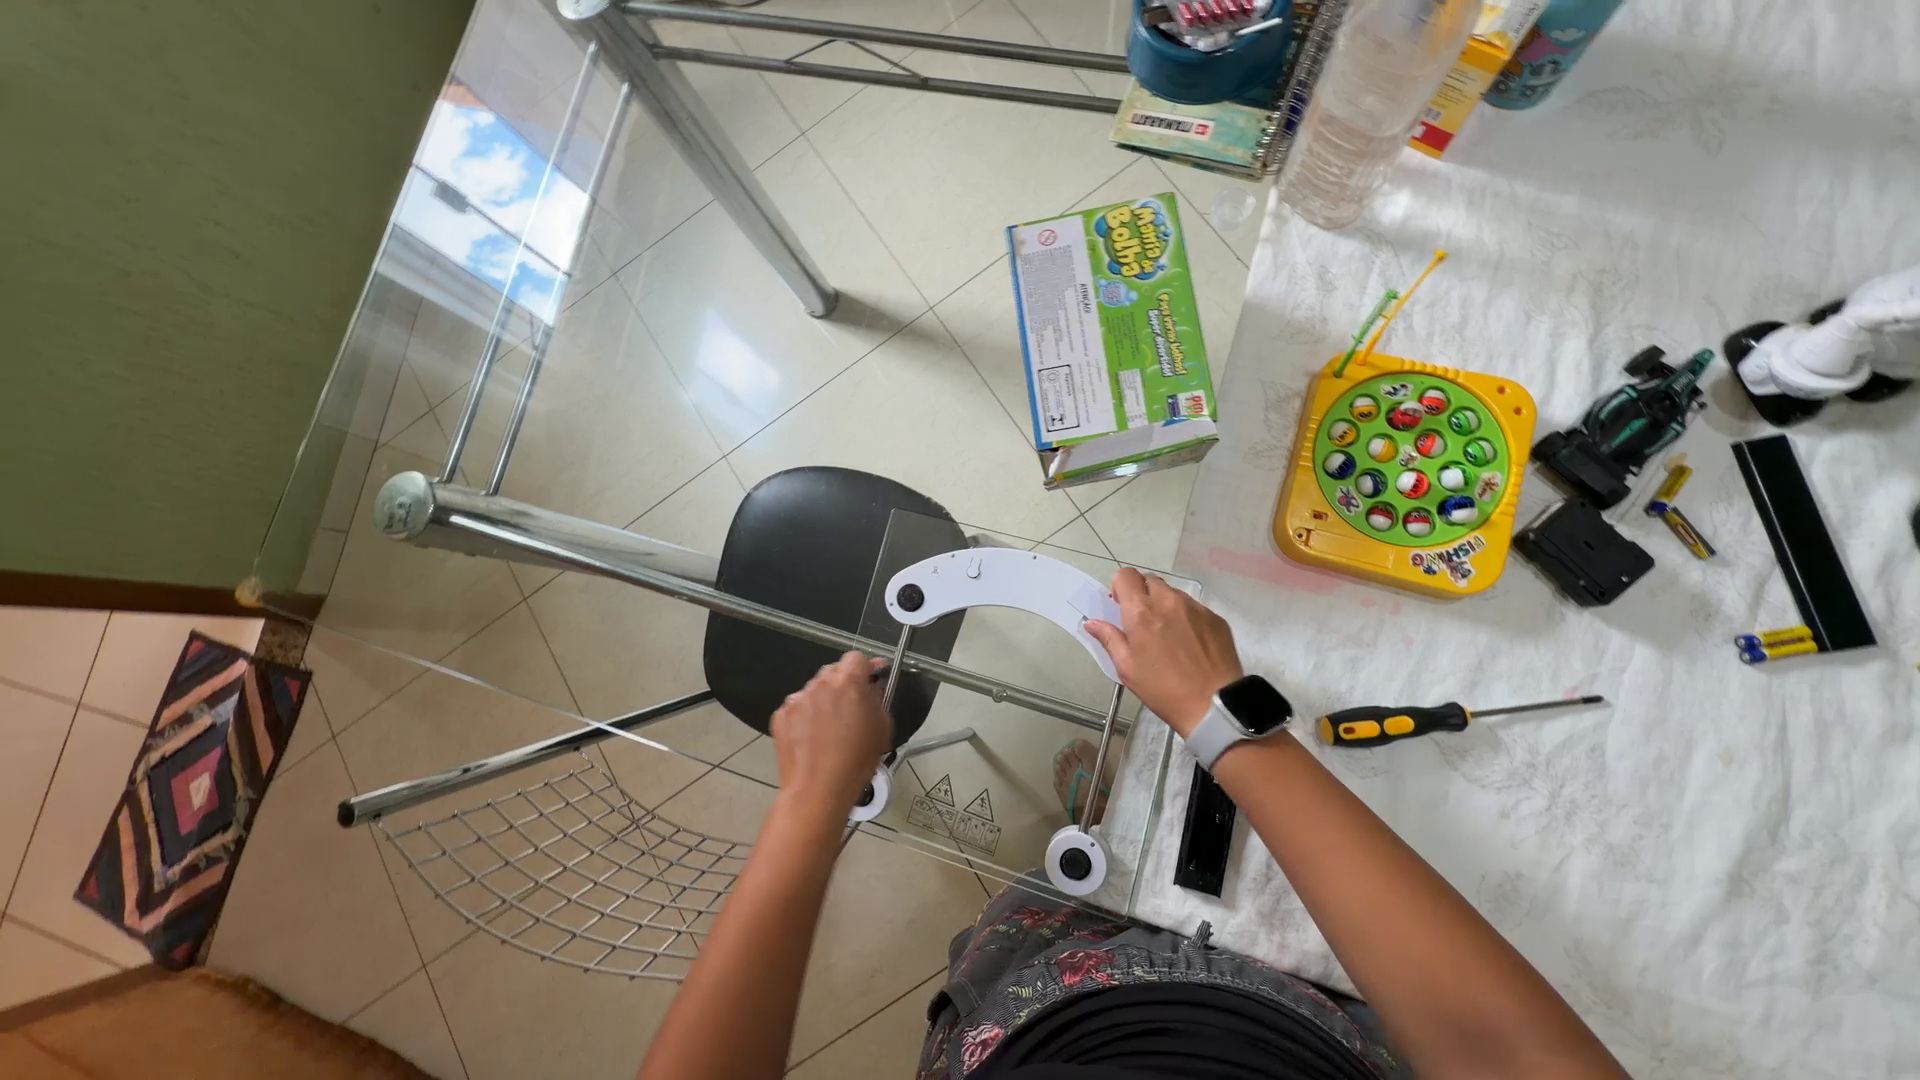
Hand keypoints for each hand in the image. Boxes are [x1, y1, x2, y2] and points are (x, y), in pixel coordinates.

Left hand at [770, 652, 891, 812]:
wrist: (818, 789)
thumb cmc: (857, 761)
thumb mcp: (882, 728)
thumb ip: (877, 697)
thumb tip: (872, 684)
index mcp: (848, 682)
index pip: (856, 657)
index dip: (864, 668)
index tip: (869, 681)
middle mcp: (820, 684)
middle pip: (833, 671)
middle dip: (842, 684)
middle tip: (850, 709)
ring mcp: (796, 699)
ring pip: (813, 689)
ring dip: (822, 700)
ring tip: (828, 729)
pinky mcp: (780, 716)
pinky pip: (797, 707)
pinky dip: (804, 716)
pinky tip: (810, 738)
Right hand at [1084, 568, 1243, 737]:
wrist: (1214, 705)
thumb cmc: (1163, 689)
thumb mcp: (1127, 668)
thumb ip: (1109, 639)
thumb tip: (1092, 623)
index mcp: (1141, 611)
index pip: (1126, 575)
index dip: (1120, 588)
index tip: (1122, 607)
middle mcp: (1168, 600)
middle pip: (1150, 581)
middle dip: (1143, 596)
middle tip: (1144, 623)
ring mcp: (1195, 607)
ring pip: (1173, 594)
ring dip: (1165, 606)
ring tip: (1169, 636)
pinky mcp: (1215, 618)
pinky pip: (1194, 608)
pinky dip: (1187, 618)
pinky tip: (1190, 644)